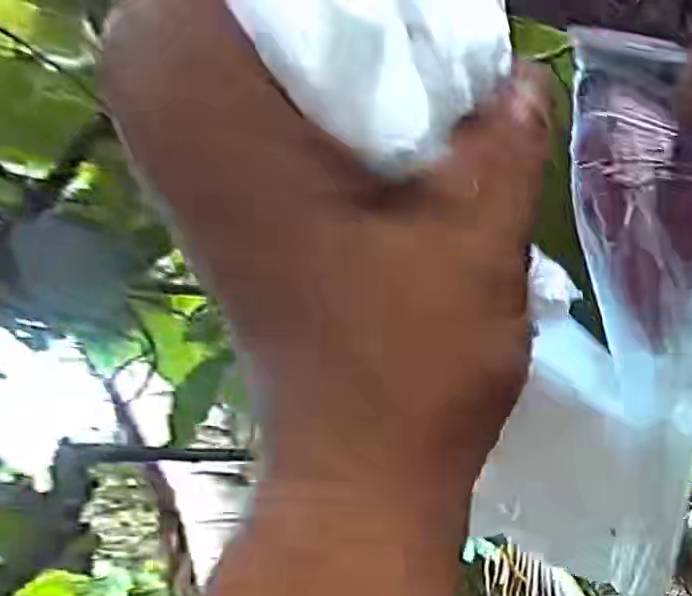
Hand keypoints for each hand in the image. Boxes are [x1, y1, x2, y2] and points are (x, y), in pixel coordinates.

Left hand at [101, 0, 549, 498]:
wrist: (374, 456)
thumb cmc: (418, 355)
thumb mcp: (478, 238)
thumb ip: (503, 142)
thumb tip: (526, 77)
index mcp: (204, 80)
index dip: (396, 17)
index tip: (464, 52)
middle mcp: (165, 94)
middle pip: (289, 19)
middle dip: (387, 46)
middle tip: (469, 87)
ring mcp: (192, 148)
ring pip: (293, 64)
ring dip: (380, 87)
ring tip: (458, 127)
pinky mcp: (230, 194)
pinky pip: (290, 115)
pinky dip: (359, 125)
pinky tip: (423, 166)